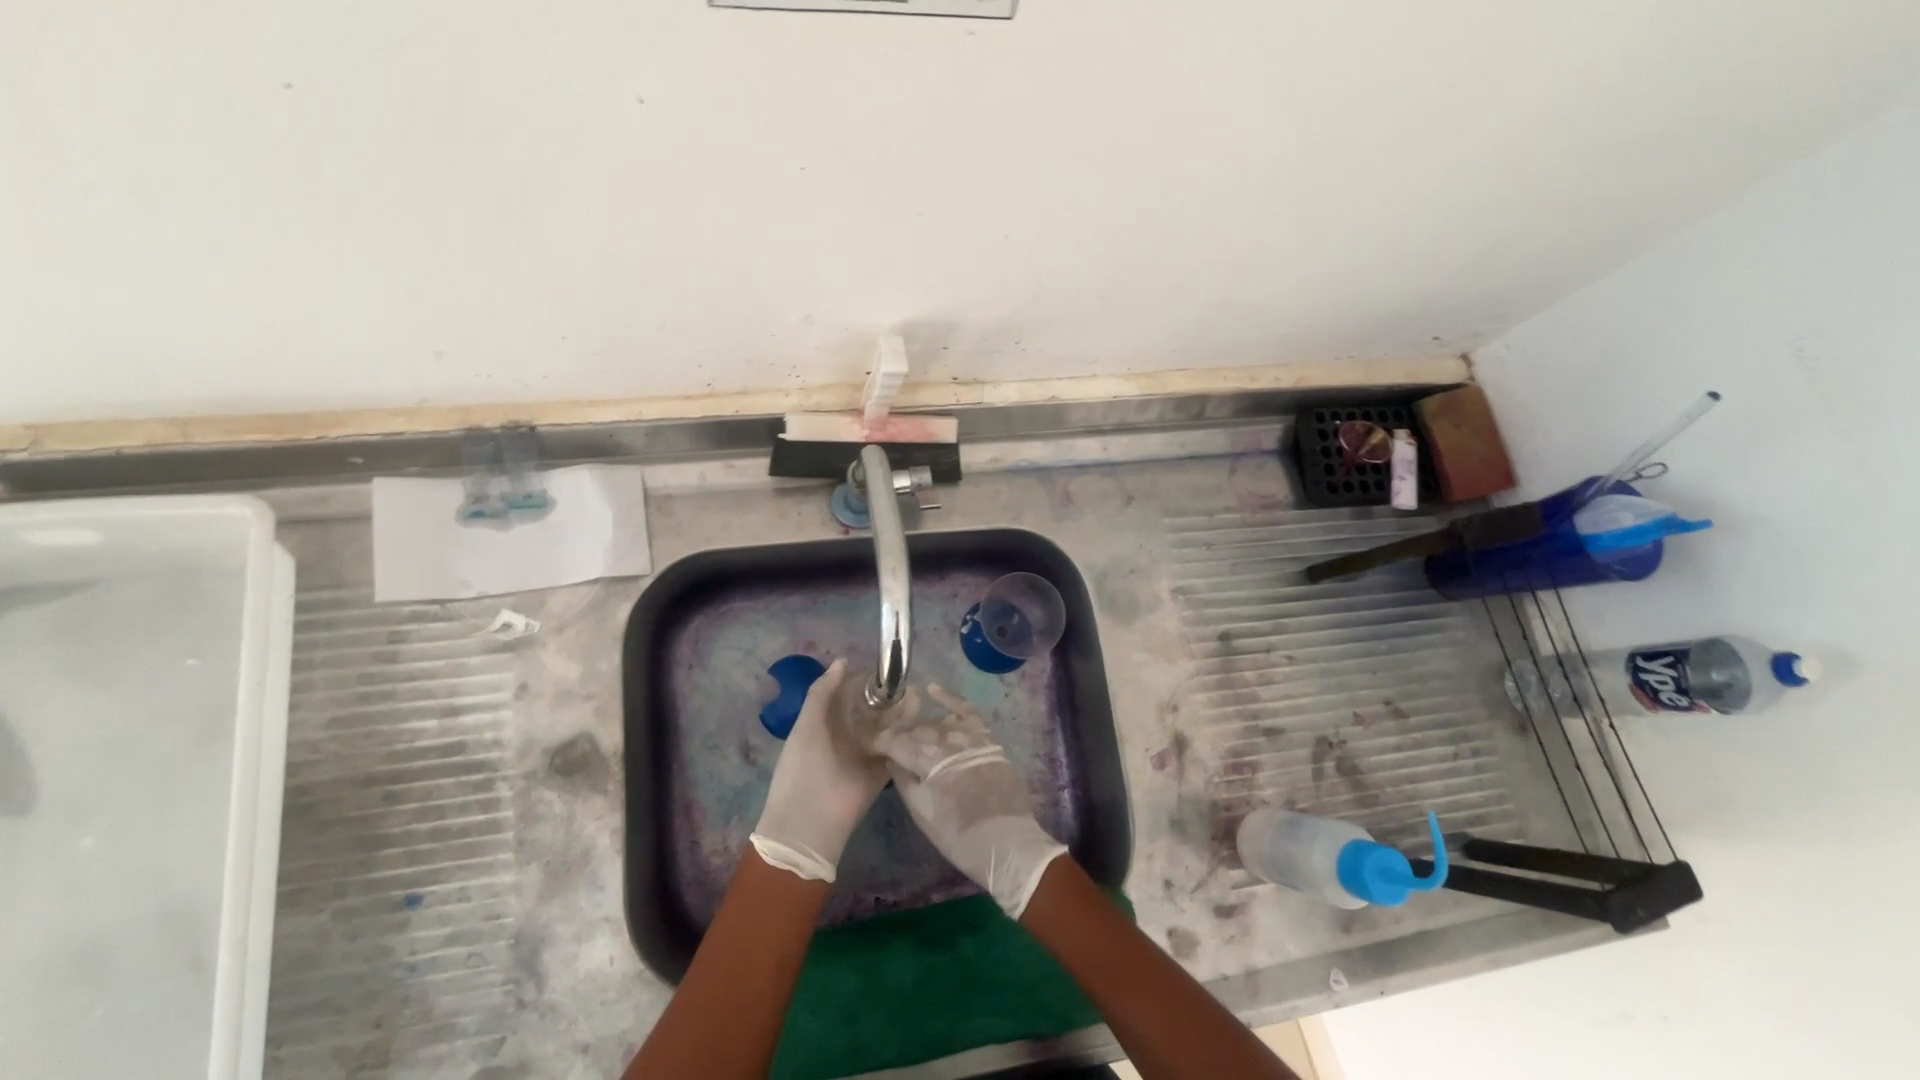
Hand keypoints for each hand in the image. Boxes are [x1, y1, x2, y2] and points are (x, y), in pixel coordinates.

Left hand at [750, 659, 897, 882]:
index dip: (863, 680)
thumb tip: (843, 661)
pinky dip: (907, 736)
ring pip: (886, 728)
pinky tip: (921, 720)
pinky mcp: (881, 772)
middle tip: (906, 679)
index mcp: (824, 723)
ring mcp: (864, 754)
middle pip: (870, 710)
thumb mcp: (807, 725)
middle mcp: (846, 736)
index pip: (848, 695)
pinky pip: (896, 750)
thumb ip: (823, 693)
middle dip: (885, 696)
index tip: (884, 666)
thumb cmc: (802, 768)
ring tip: (917, 694)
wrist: (809, 821)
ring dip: (899, 712)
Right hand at [871, 683, 1066, 918]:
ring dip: (919, 724)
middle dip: (898, 734)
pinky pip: (967, 712)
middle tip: (885, 740)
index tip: (867, 742)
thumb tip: (891, 759)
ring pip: (937, 722)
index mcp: (927, 760)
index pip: (894, 742)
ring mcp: (969, 737)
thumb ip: (904, 780)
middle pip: (915, 730)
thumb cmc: (957, 835)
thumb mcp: (921, 812)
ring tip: (906, 727)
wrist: (1005, 842)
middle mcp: (947, 741)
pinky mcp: (986, 740)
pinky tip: (934, 690)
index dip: (878, 741)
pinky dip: (951, 699)